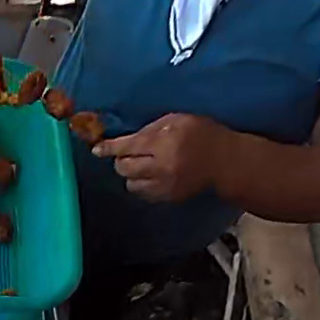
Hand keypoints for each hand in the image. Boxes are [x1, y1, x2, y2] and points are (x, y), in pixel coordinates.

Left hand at [91, 113, 228, 202]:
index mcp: (163, 143)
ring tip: (142, 166)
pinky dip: (141, 184)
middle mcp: (160, 166)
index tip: (96, 149)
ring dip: (130, 175)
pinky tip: (151, 176)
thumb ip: (149, 130)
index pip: (127, 147)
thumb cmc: (200, 134)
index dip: (109, 148)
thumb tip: (124, 141)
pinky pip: (142, 194)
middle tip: (127, 155)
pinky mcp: (166, 198)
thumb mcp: (176, 120)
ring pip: (130, 184)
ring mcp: (163, 185)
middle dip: (121, 161)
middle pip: (124, 168)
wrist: (223, 161)